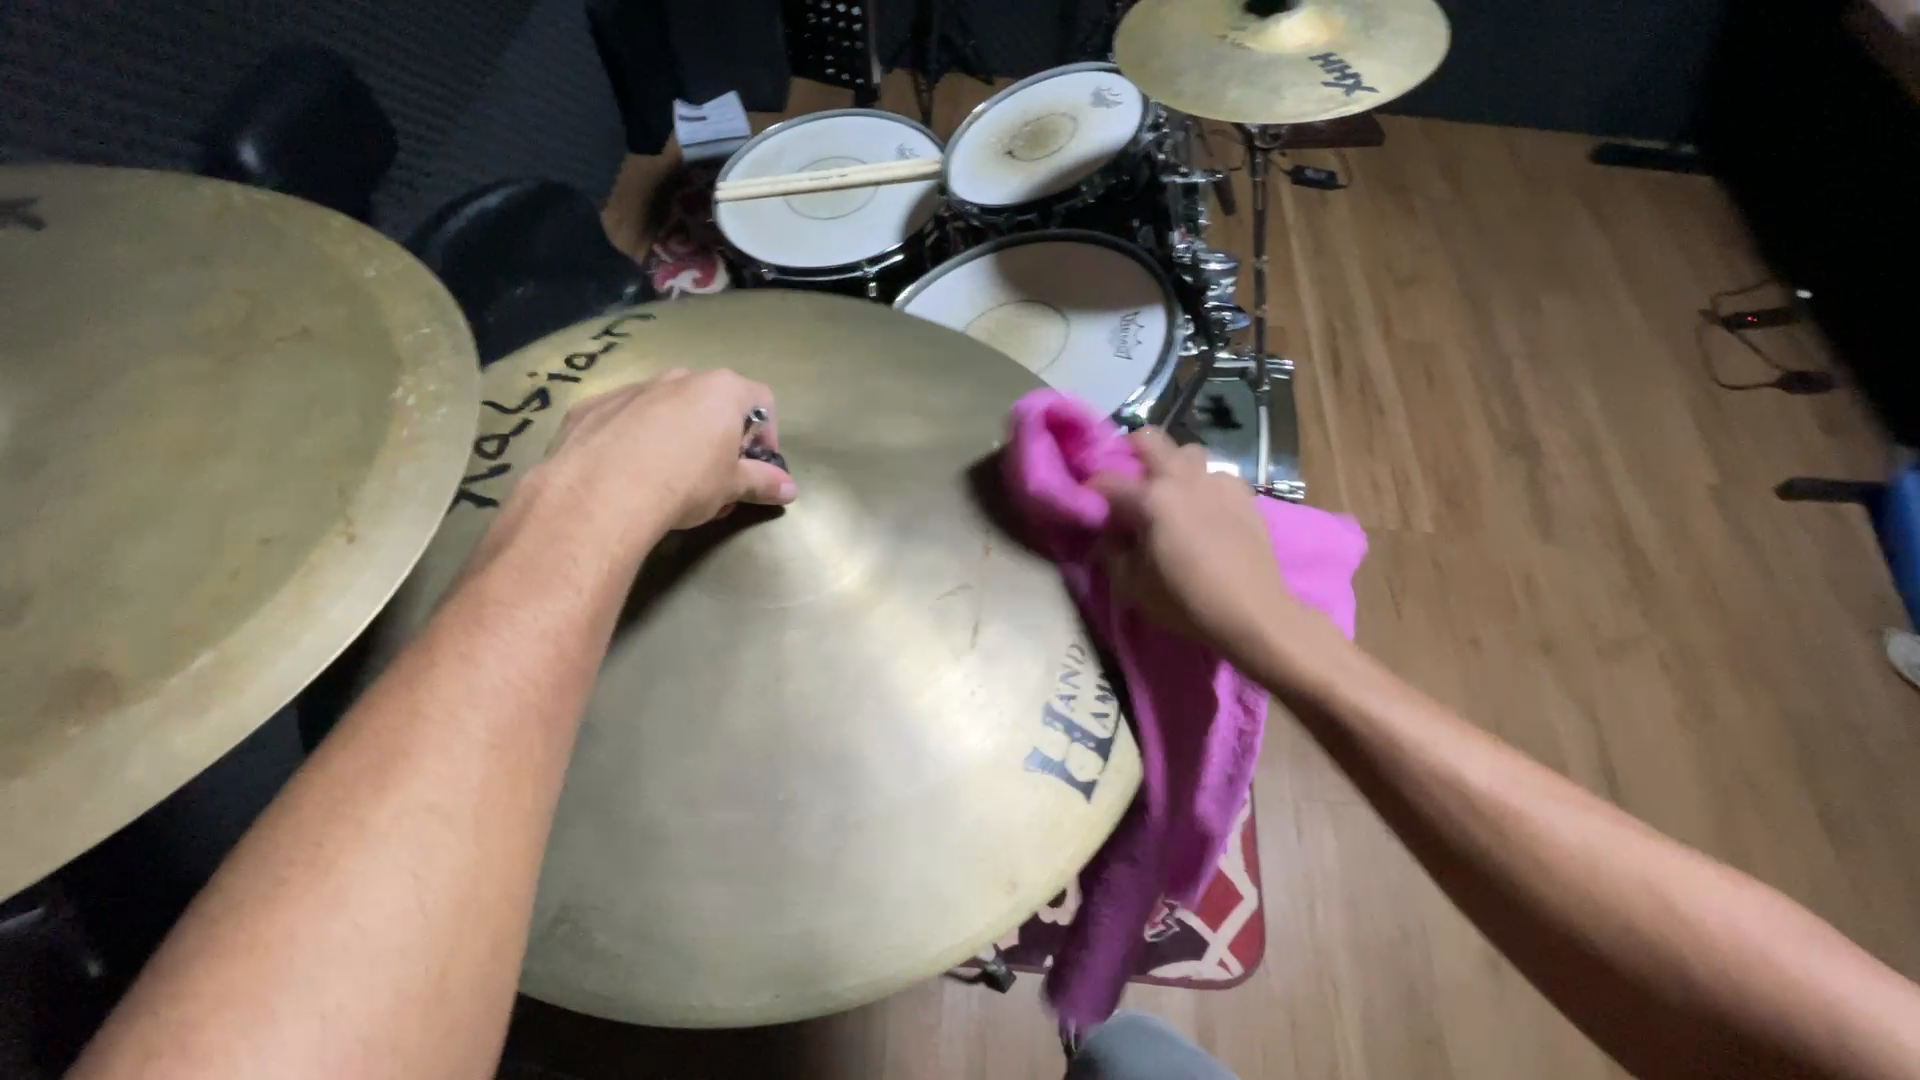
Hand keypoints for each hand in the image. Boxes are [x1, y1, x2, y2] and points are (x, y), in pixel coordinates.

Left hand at [539, 368, 794, 538]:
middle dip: (719, 436)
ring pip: (667, 408)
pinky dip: (634, 439)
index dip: (767, 435)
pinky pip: (624, 419)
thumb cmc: (684, 483)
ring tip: (670, 477)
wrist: (601, 492)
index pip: (761, 401)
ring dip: (678, 436)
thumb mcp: (732, 487)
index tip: (757, 466)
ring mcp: (633, 389)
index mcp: (721, 391)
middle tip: (716, 477)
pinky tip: (628, 473)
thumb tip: (790, 489)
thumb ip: (762, 482)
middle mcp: (679, 379)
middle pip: (712, 402)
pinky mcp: (592, 406)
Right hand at [1089, 429, 1300, 656]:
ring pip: (1188, 452)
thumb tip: (1112, 530)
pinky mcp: (1244, 494)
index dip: (1089, 491)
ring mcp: (1218, 482)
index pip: (1105, 480)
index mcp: (1151, 498)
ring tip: (1170, 493)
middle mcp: (1183, 478)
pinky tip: (1204, 510)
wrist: (1253, 614)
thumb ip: (1113, 549)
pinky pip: (1216, 475)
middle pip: (1149, 439)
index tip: (1086, 505)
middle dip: (1130, 452)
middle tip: (1126, 480)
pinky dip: (1203, 484)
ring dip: (1172, 465)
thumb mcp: (1131, 584)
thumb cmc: (1186, 602)